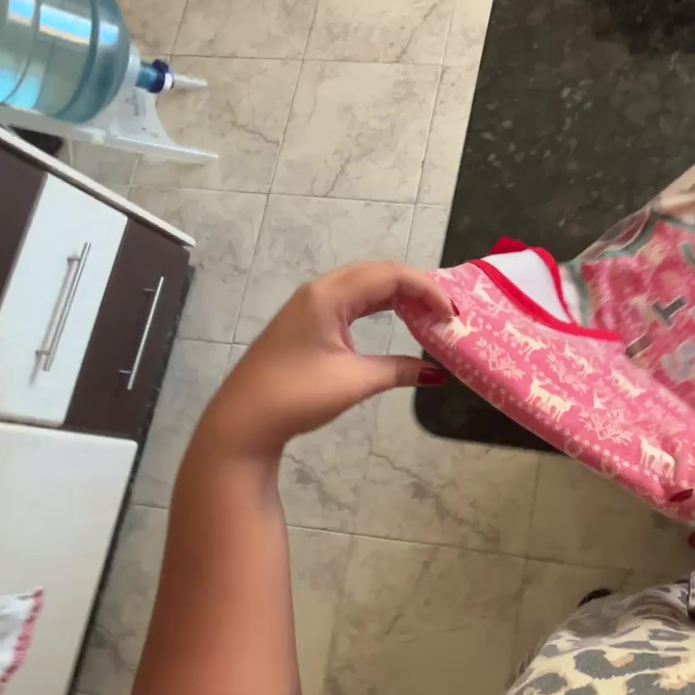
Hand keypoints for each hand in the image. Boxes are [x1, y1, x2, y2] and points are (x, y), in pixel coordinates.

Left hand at [198, 261, 454, 457]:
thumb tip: (437, 374)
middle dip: (417, 287)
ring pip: (365, 284)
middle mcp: (320, 290)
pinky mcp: (308, 320)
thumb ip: (399, 370)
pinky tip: (399, 318)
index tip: (451, 313)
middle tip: (447, 310)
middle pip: (378, 272)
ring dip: (399, 295)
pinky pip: (353, 299)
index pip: (389, 276)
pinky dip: (380, 305)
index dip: (426, 289)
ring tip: (430, 313)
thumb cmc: (297, 396)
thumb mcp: (355, 382)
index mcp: (329, 296)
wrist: (243, 421)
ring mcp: (311, 304)